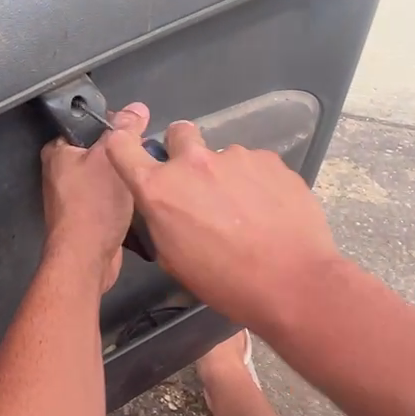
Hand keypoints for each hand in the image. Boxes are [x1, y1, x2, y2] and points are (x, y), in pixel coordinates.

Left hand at [40, 129, 133, 291]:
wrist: (86, 259)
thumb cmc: (92, 207)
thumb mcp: (111, 157)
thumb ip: (124, 129)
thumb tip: (137, 109)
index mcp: (58, 150)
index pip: (89, 124)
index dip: (114, 124)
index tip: (135, 131)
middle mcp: (60, 170)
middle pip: (100, 150)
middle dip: (122, 155)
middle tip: (140, 159)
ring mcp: (72, 195)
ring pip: (106, 175)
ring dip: (123, 178)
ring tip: (138, 181)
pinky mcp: (85, 214)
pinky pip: (108, 197)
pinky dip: (121, 199)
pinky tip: (133, 202)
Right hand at [100, 103, 341, 330]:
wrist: (293, 283)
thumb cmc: (225, 281)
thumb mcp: (172, 257)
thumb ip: (160, 217)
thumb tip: (165, 203)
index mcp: (159, 188)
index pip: (122, 145)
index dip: (123, 142)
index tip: (131, 147)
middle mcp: (193, 162)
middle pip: (179, 132)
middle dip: (184, 151)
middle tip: (200, 184)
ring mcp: (235, 156)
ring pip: (222, 156)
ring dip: (226, 174)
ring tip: (247, 211)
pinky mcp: (270, 160)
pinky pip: (254, 165)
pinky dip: (257, 182)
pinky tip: (270, 211)